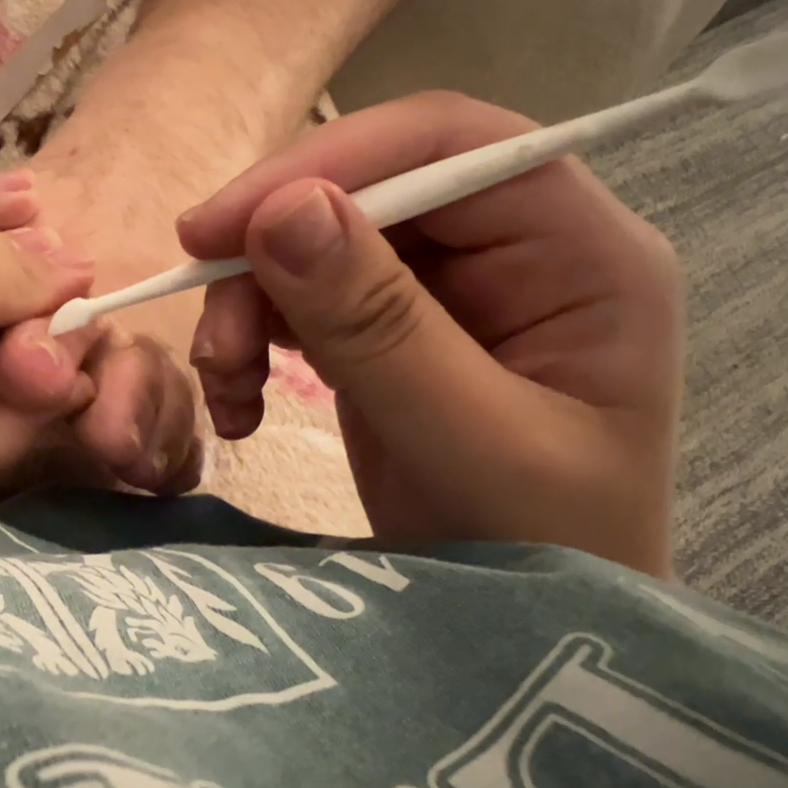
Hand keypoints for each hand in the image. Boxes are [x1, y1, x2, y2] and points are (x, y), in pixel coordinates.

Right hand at [177, 92, 684, 576]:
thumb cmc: (536, 554)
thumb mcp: (464, 441)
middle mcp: (511, 256)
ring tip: (225, 389)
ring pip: (319, 252)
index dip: (330, 163)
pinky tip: (240, 407)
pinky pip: (301, 311)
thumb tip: (281, 211)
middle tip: (208, 334)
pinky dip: (254, 349)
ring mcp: (443, 300)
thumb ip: (378, 326)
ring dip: (249, 310)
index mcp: (579, 254)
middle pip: (370, 197)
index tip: (218, 228)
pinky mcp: (386, 342)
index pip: (451, 147)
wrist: (518, 640)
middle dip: (271, 259)